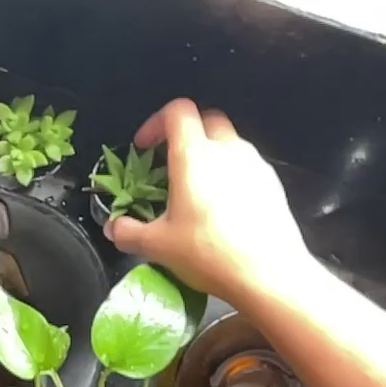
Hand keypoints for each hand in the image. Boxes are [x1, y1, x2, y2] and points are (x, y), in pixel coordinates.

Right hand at [105, 99, 314, 300]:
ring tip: (192, 189)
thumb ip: (128, 232)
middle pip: (205, 121)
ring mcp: (254, 165)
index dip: (155, 122)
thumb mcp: (156, 246)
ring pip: (228, 143)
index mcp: (195, 157)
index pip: (178, 112)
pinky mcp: (271, 184)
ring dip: (207, 155)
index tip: (144, 147)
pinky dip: (227, 175)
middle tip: (167, 163)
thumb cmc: (208, 252)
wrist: (267, 275)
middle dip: (183, 135)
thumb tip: (114, 228)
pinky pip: (245, 166)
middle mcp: (228, 151)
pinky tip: (219, 208)